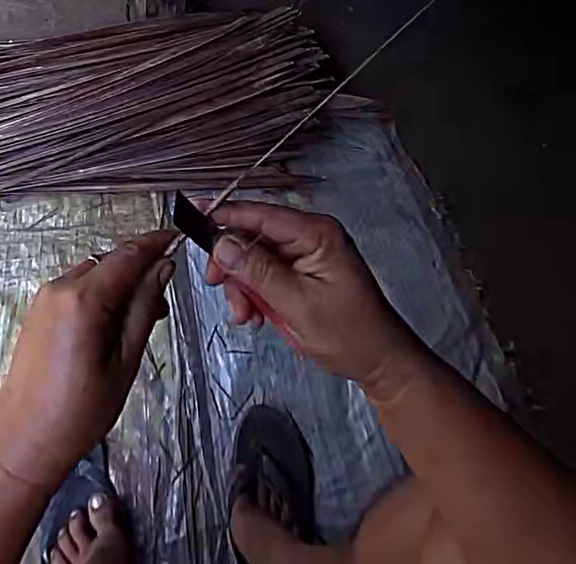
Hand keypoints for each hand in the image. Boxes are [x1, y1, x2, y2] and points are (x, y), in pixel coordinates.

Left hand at [0, 229, 177, 487]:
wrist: (21, 444)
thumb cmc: (79, 413)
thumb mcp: (124, 361)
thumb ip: (144, 306)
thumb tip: (164, 266)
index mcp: (83, 299)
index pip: (128, 254)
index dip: (156, 242)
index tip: (179, 238)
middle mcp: (61, 287)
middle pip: (111, 260)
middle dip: (141, 270)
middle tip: (163, 303)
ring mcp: (46, 296)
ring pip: (95, 271)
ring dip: (121, 282)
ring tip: (140, 319)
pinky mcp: (40, 309)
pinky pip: (79, 285)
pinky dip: (101, 292)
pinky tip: (112, 323)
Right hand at [204, 201, 427, 398]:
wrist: (380, 363)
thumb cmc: (349, 333)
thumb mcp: (298, 304)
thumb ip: (258, 272)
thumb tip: (222, 244)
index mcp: (316, 232)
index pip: (262, 213)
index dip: (226, 213)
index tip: (194, 214)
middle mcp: (309, 235)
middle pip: (254, 235)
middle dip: (233, 263)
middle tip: (217, 285)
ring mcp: (305, 253)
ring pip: (254, 256)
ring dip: (242, 284)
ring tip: (246, 314)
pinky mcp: (300, 270)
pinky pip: (265, 272)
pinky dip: (254, 292)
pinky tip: (256, 314)